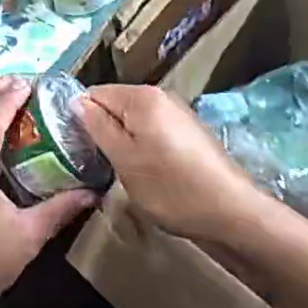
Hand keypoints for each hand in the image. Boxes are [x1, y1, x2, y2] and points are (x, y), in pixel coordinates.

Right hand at [77, 84, 273, 245]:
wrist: (232, 213)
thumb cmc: (171, 187)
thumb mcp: (124, 159)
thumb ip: (97, 126)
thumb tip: (75, 101)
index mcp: (142, 97)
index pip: (93, 94)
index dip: (80, 118)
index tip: (78, 147)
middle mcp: (160, 96)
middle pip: (114, 105)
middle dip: (102, 130)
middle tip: (97, 162)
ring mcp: (177, 114)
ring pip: (133, 121)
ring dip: (122, 142)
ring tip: (121, 170)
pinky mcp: (188, 133)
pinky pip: (151, 132)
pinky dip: (142, 148)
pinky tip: (147, 172)